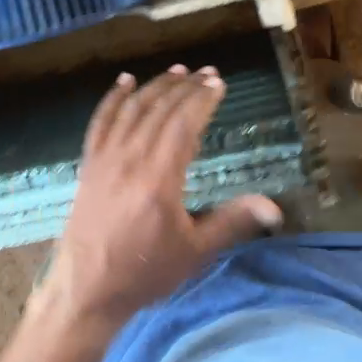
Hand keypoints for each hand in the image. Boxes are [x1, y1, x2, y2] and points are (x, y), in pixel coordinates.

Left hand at [43, 66, 283, 320]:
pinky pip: (100, 121)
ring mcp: (106, 158)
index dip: (202, 100)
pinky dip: (114, 98)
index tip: (218, 83)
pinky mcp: (89, 164)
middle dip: (185, 88)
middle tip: (207, 73)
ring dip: (156, 87)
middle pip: (160, 110)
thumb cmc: (145, 272)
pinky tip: (125, 81)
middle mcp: (131, 159)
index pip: (184, 124)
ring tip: (178, 72)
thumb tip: (275, 208)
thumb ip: (232, 222)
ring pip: (133, 110)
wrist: (86, 289)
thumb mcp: (195, 252)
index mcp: (159, 178)